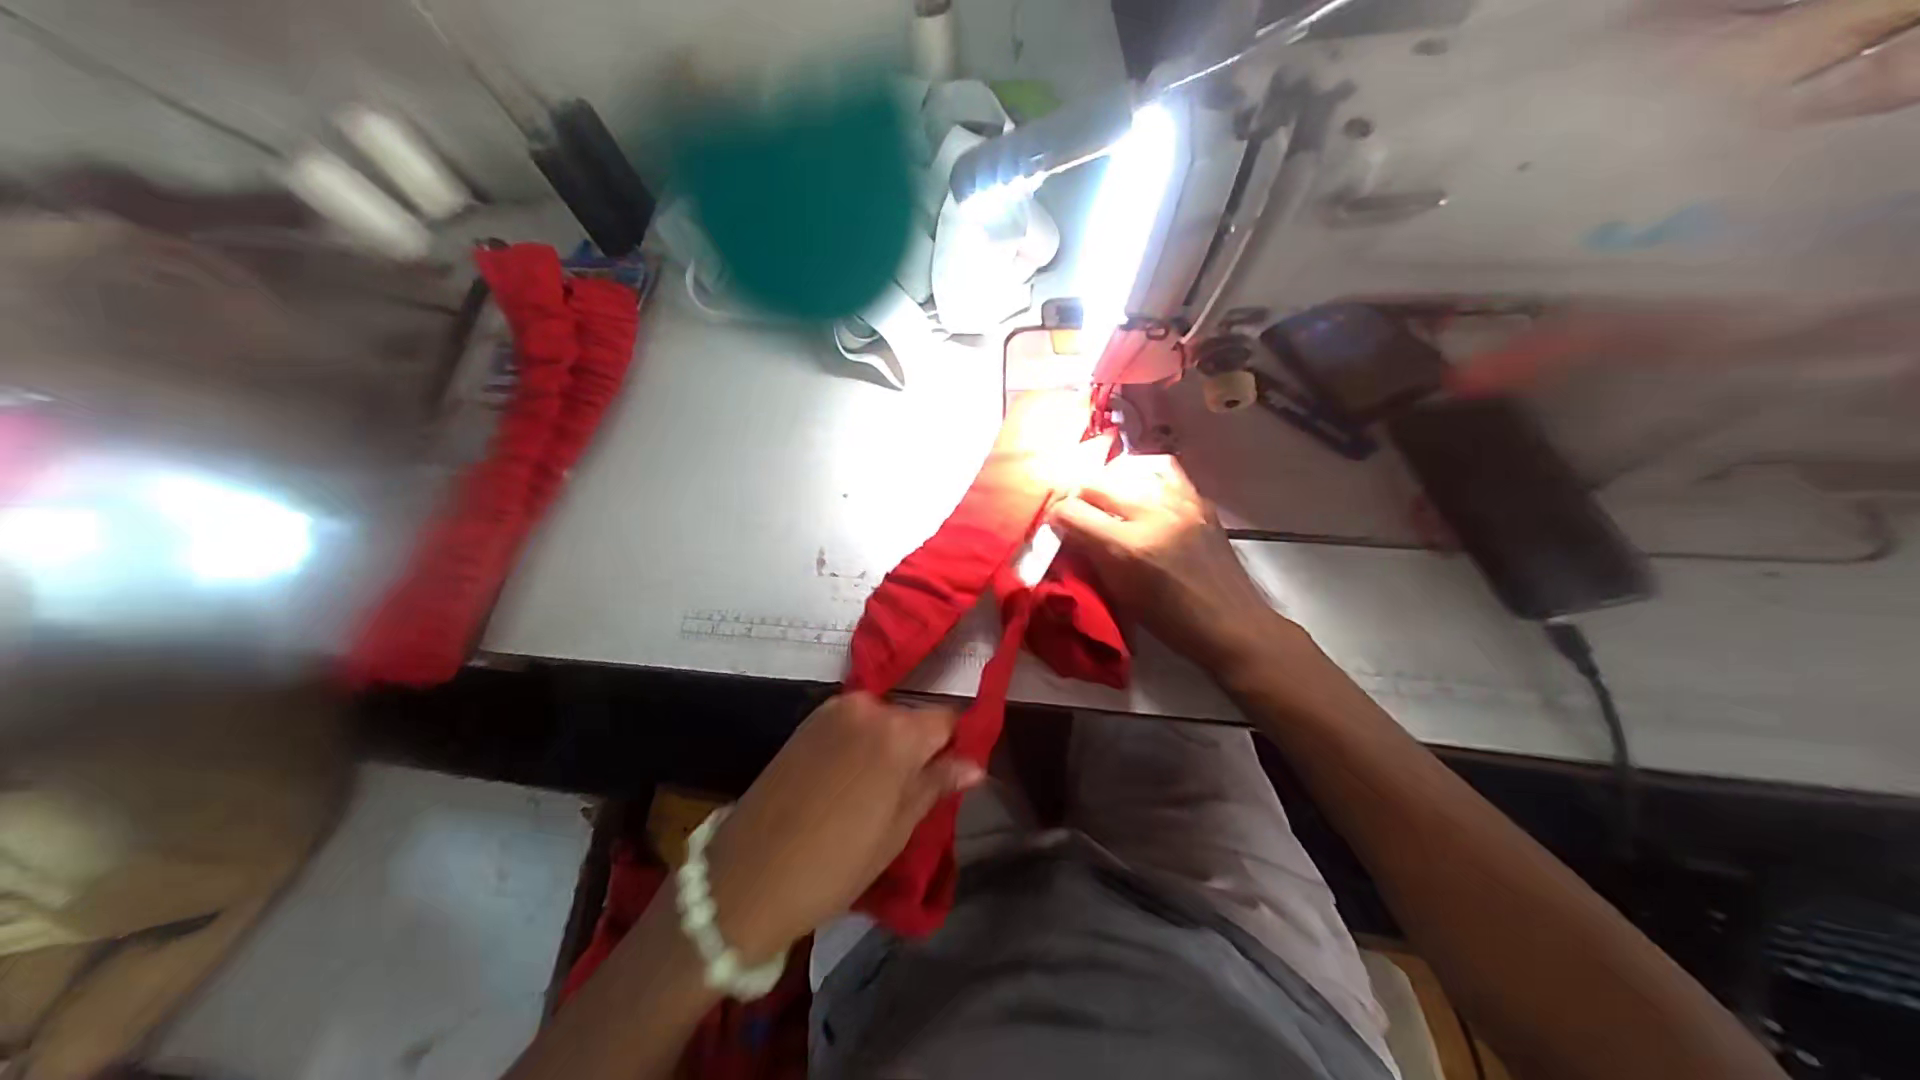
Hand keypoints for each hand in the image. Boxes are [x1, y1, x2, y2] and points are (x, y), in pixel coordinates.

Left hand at [703, 693, 981, 961]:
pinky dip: (860, 745)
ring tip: (878, 793)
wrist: (746, 879)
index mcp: (896, 732)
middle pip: (911, 718)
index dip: (957, 745)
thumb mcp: (896, 832)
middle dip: (921, 747)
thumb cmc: (834, 865)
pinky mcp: (804, 724)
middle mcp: (865, 707)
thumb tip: (973, 764)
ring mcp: (830, 712)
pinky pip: (850, 725)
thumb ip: (936, 785)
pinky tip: (849, 783)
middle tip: (916, 792)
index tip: (957, 773)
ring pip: (880, 721)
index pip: (947, 720)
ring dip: (888, 746)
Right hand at [1048, 454, 1303, 677]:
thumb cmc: (1170, 621)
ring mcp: (1180, 503)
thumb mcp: (1119, 594)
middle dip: (1077, 497)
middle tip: (1076, 512)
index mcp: (1129, 548)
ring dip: (1109, 483)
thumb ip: (1091, 556)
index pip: (1072, 512)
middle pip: (1096, 484)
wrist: (1230, 623)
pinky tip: (1137, 488)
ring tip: (1106, 498)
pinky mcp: (1199, 499)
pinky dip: (1142, 474)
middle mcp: (1153, 515)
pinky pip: (1162, 469)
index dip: (1055, 516)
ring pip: (1127, 469)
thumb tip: (1067, 530)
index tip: (1056, 525)